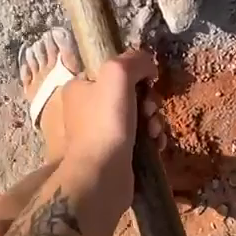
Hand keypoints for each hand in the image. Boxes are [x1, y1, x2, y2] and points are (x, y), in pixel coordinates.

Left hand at [54, 50, 158, 183]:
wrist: (101, 175)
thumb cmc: (105, 121)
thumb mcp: (118, 74)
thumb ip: (134, 60)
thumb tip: (149, 65)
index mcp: (79, 87)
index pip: (112, 70)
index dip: (134, 74)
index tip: (147, 83)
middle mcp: (87, 109)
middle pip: (129, 93)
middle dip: (148, 101)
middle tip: (150, 110)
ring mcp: (101, 133)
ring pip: (138, 116)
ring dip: (153, 120)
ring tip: (154, 131)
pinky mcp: (115, 153)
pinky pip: (141, 138)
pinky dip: (152, 138)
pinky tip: (156, 144)